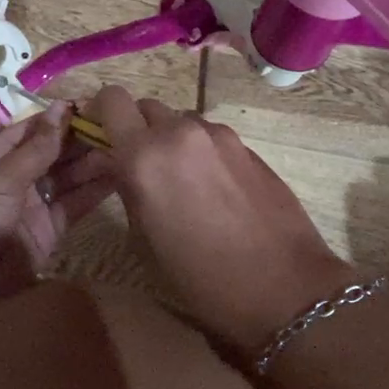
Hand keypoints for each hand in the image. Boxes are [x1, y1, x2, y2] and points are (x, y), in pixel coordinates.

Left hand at [0, 103, 114, 306]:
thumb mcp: (2, 177)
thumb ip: (37, 147)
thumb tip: (61, 108)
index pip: (34, 128)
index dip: (61, 118)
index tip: (94, 105)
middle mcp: (18, 174)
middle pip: (54, 151)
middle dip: (82, 140)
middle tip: (117, 127)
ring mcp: (35, 202)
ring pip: (68, 176)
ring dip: (92, 163)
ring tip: (124, 148)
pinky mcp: (50, 228)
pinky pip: (74, 204)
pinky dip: (93, 192)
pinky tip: (118, 177)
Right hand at [86, 85, 354, 350]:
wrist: (286, 290)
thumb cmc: (202, 278)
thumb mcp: (144, 239)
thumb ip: (127, 188)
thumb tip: (120, 164)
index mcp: (143, 155)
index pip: (110, 98)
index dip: (101, 112)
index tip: (101, 135)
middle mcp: (178, 132)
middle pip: (145, 107)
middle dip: (137, 129)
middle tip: (142, 165)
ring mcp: (217, 135)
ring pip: (179, 121)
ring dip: (171, 141)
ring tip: (184, 183)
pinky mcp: (246, 146)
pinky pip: (209, 136)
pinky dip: (201, 152)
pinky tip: (216, 191)